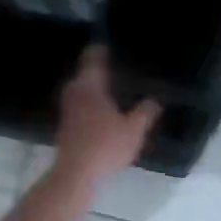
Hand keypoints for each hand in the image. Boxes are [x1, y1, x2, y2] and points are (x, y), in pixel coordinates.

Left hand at [52, 46, 159, 187]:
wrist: (75, 173)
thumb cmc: (105, 146)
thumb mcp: (134, 130)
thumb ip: (146, 111)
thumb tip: (155, 99)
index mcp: (89, 83)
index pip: (94, 55)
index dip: (105, 49)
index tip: (118, 46)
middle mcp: (75, 90)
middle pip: (88, 72)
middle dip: (104, 70)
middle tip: (125, 69)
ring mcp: (67, 108)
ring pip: (84, 90)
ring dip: (99, 90)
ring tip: (120, 91)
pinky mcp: (66, 124)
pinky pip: (82, 106)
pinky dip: (93, 105)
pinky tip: (108, 113)